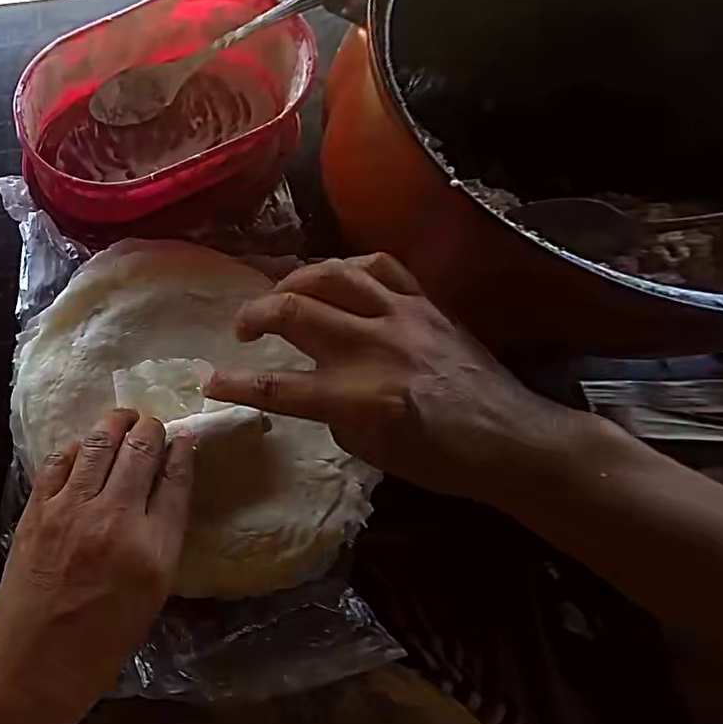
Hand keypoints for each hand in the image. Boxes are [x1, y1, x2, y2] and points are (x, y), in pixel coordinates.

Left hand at [0, 410, 195, 723]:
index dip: (182, 454)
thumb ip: (158, 544)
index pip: (175, 484)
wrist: (31, 662)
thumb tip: (159, 499)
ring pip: (98, 447)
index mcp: (153, 553)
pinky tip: (83, 445)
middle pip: (139, 454)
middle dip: (150, 430)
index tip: (185, 438)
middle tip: (152, 422)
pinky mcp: (36, 509)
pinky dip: (75, 447)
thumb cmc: (98, 646)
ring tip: (123, 416)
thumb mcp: (148, 600)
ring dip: (113, 425)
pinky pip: (58, 463)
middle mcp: (114, 521)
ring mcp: (70, 510)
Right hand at [204, 253, 587, 504]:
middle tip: (243, 330)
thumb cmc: (435, 457)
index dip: (233, 384)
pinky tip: (333, 281)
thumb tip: (302, 378)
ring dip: (291, 281)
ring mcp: (401, 319)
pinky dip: (345, 268)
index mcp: (356, 397)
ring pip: (331, 275)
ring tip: (280, 296)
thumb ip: (324, 407)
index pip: (274, 387)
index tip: (208, 382)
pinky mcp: (424, 304)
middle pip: (292, 312)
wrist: (514, 440)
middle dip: (252, 316)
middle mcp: (373, 349)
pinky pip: (378, 266)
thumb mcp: (362, 446)